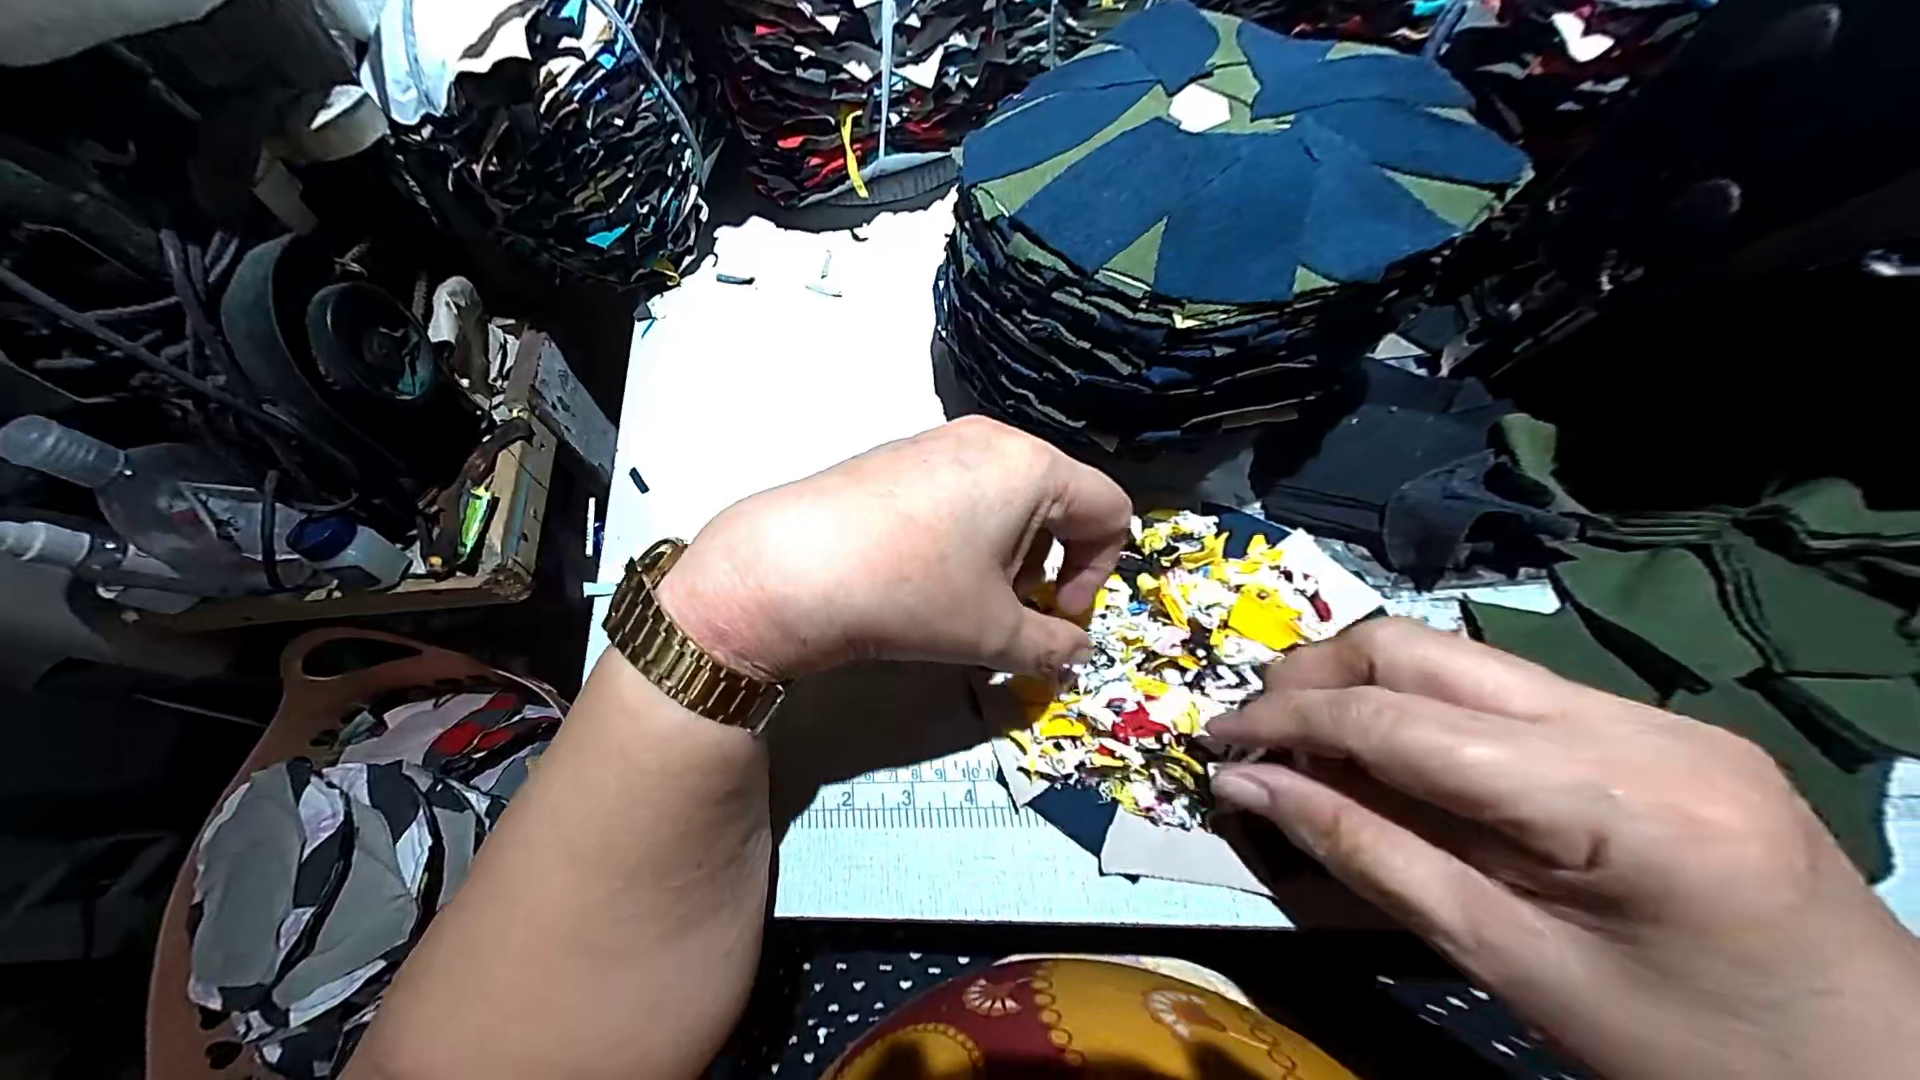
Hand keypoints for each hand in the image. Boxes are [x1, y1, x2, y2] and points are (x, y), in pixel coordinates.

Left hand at [653, 416, 1130, 681]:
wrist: (787, 568)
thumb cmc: (910, 593)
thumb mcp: (991, 631)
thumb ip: (1052, 647)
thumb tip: (1078, 656)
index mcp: (1032, 466)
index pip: (1109, 511)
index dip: (1099, 572)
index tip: (1057, 614)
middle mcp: (993, 438)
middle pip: (1061, 501)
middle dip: (1051, 564)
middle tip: (1012, 610)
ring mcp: (942, 440)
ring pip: (1012, 497)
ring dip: (1011, 552)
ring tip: (967, 594)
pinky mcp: (902, 455)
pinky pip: (966, 489)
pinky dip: (971, 532)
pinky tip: (927, 569)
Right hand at [1207, 618, 1919, 1079]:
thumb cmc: (1694, 1060)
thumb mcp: (1503, 962)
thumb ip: (1361, 852)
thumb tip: (1246, 784)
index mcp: (1615, 797)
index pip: (1399, 720)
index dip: (1290, 719)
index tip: (1219, 735)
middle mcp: (1632, 721)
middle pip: (1419, 649)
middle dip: (1315, 678)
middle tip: (1260, 728)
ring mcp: (1645, 712)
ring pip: (1448, 656)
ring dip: (1357, 686)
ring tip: (1307, 736)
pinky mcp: (1642, 723)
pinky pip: (1489, 688)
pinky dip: (1411, 708)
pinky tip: (1387, 753)